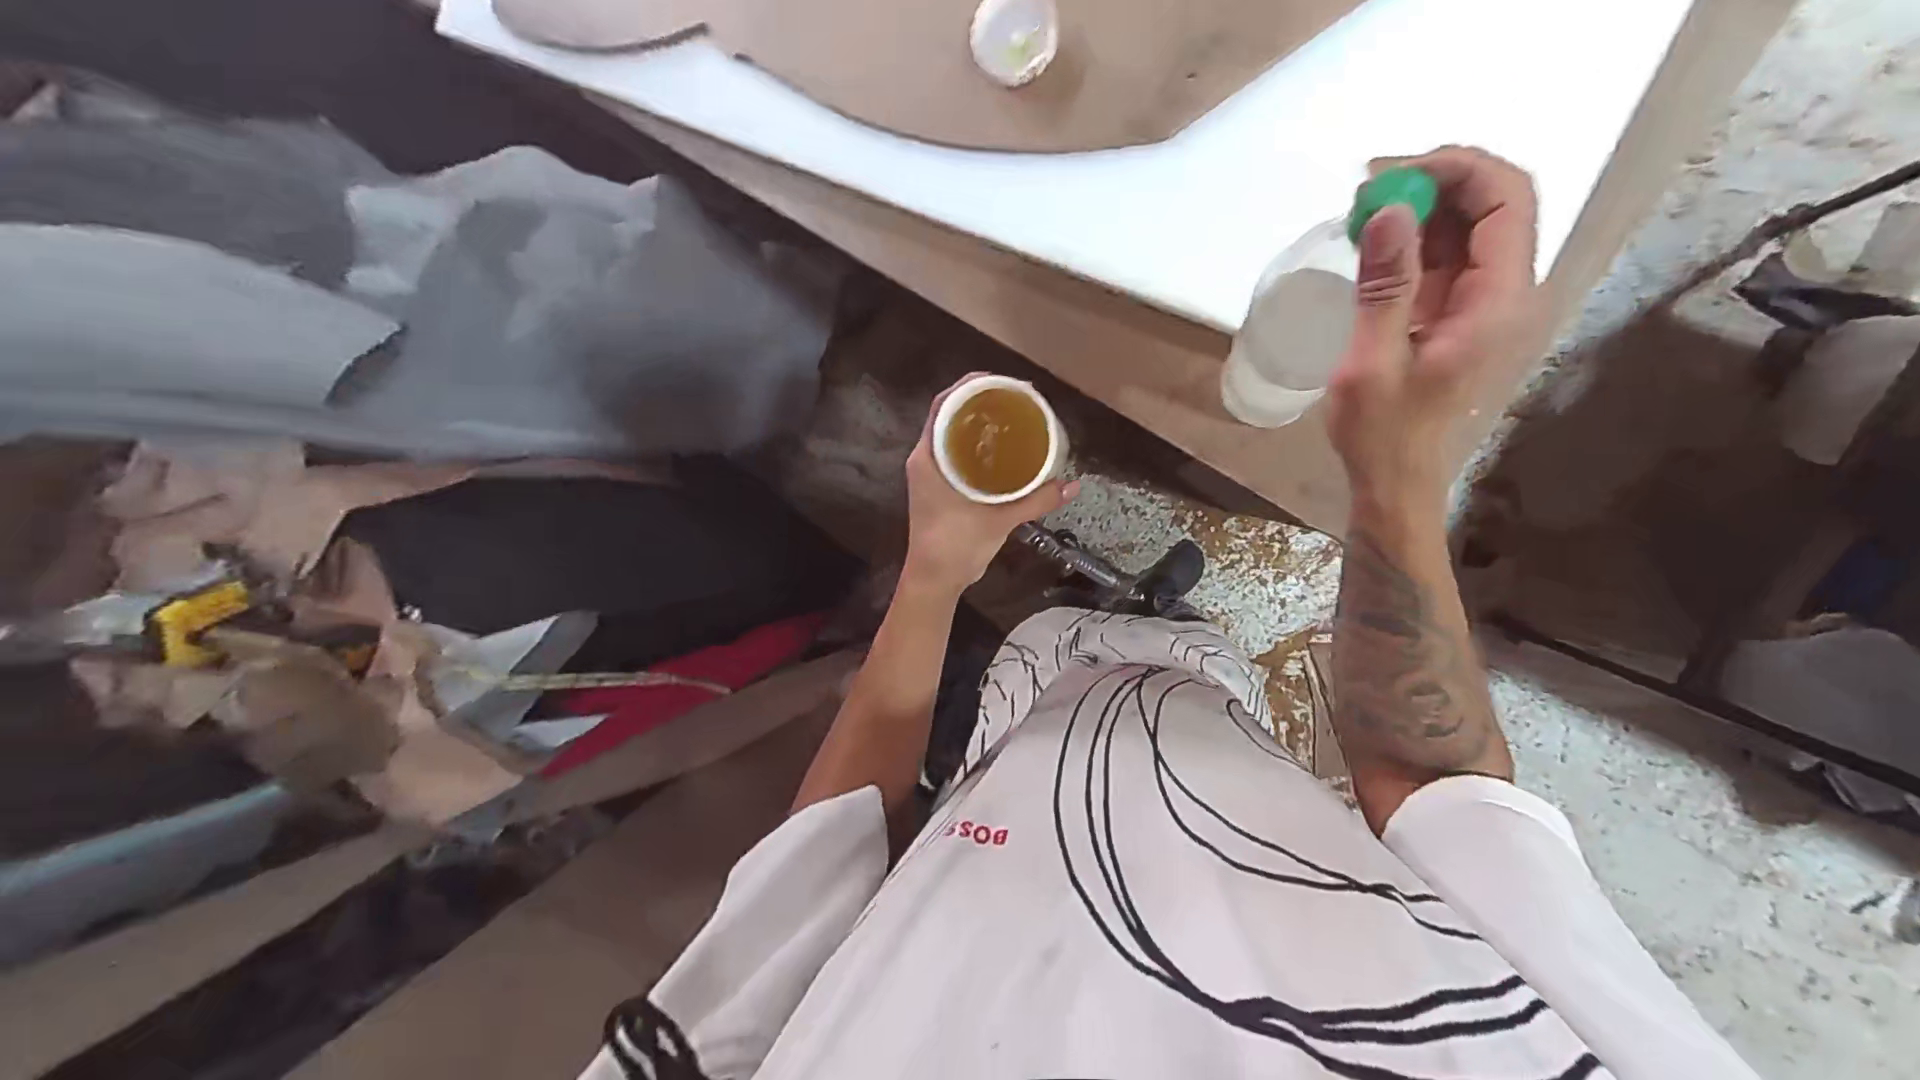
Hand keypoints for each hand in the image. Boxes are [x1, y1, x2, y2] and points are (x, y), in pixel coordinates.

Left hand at [903, 374, 1078, 596]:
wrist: (934, 580)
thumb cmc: (955, 547)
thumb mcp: (998, 520)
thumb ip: (1034, 501)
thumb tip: (1072, 485)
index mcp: (928, 459)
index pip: (942, 406)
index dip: (968, 387)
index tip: (999, 380)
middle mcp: (925, 460)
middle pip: (948, 416)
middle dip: (978, 402)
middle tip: (1014, 398)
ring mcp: (930, 475)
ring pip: (951, 435)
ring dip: (976, 423)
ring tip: (1011, 416)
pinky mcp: (938, 488)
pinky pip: (956, 455)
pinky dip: (976, 446)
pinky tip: (1002, 449)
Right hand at [1326, 146, 1540, 511]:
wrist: (1394, 478)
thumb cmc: (1383, 433)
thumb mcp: (1373, 362)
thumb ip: (1385, 287)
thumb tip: (1386, 212)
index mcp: (1498, 302)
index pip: (1506, 201)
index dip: (1456, 170)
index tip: (1388, 176)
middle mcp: (1505, 292)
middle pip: (1494, 205)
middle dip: (1436, 182)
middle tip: (1367, 189)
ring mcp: (1482, 303)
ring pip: (1470, 228)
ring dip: (1422, 208)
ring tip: (1363, 211)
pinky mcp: (1457, 314)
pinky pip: (1447, 258)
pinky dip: (1413, 239)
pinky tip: (1374, 241)